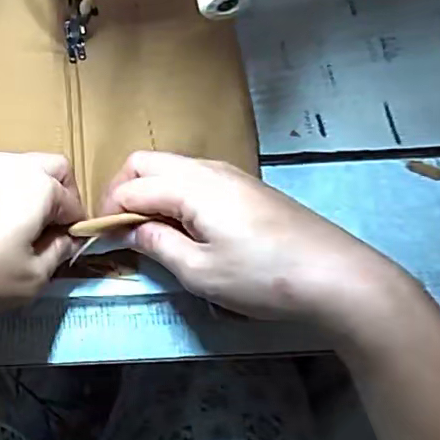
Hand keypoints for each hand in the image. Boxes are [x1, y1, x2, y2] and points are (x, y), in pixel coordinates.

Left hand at [0, 152, 84, 325]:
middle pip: (54, 170)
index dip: (75, 230)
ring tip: (15, 236)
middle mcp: (12, 164)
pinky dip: (3, 198)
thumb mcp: (32, 279)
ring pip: (22, 171)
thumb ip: (59, 253)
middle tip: (46, 236)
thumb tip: (66, 239)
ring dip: (31, 196)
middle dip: (60, 198)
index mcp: (40, 184)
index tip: (64, 255)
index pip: (74, 203)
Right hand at [101, 151, 423, 338]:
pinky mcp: (246, 187)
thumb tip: (131, 229)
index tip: (101, 242)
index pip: (130, 186)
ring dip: (149, 191)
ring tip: (150, 231)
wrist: (338, 277)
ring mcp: (230, 175)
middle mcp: (208, 169)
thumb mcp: (199, 272)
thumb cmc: (262, 277)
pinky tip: (184, 227)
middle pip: (145, 162)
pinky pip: (194, 178)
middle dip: (122, 191)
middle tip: (121, 230)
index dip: (107, 212)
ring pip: (171, 166)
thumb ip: (157, 244)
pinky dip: (173, 194)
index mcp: (192, 186)